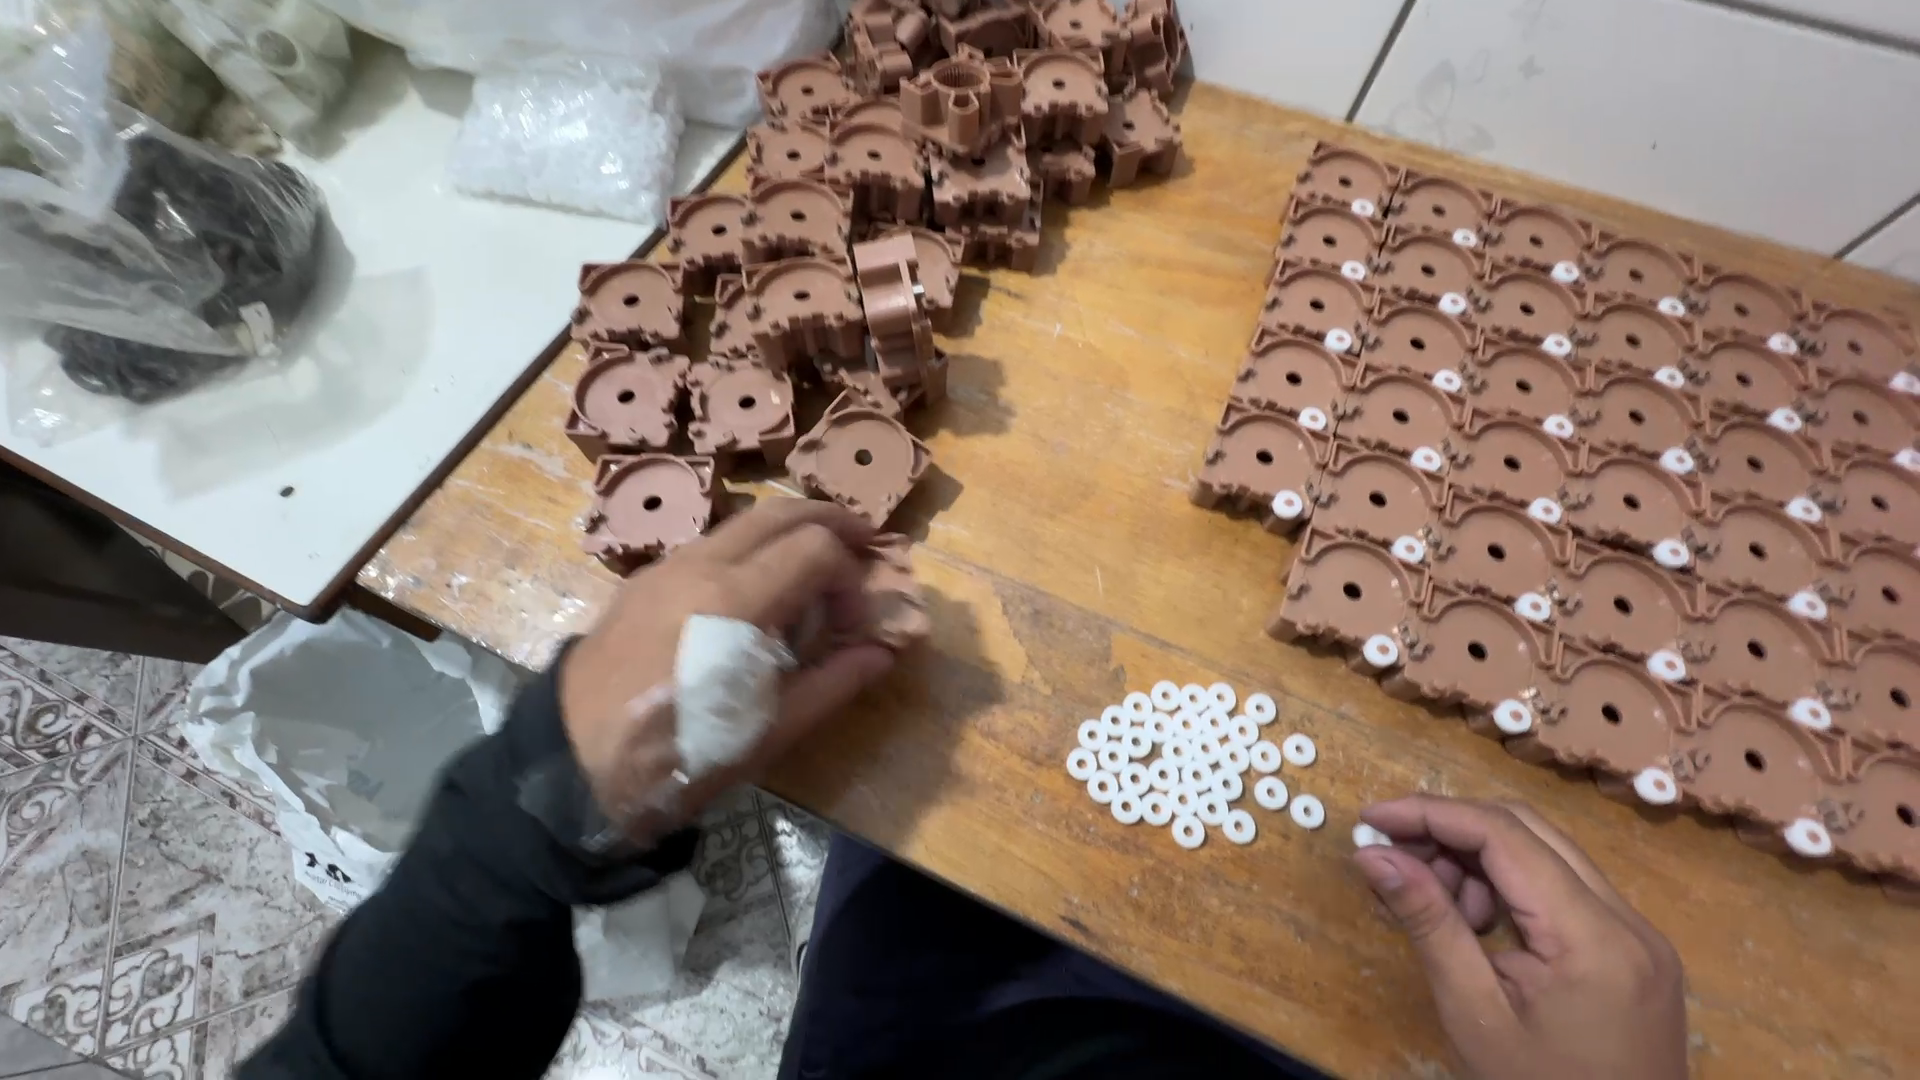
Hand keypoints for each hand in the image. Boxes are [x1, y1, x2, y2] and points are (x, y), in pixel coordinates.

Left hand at [559, 498, 897, 837]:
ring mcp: (666, 566)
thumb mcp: (770, 731)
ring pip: (743, 522)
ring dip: (790, 529)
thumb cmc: (680, 754)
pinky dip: (751, 547)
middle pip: (782, 511)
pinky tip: (758, 586)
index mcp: (736, 601)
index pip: (818, 548)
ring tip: (817, 559)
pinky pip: (711, 543)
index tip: (857, 617)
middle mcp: (701, 565)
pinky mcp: (643, 579)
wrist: (572, 766)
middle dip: (832, 520)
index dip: (851, 575)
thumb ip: (835, 682)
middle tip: (865, 539)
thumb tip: (882, 652)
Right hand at [1352, 796, 1686, 1079]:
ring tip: (1431, 899)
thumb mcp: (1472, 1011)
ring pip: (1540, 849)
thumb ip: (1427, 921)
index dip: (1430, 813)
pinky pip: (1555, 883)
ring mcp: (1636, 934)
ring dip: (1473, 855)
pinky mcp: (1629, 948)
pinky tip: (1470, 918)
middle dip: (1448, 827)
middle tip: (1392, 852)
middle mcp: (1628, 921)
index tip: (1371, 817)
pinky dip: (1501, 881)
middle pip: (1524, 828)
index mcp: (1594, 938)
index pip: (1503, 834)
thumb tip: (1369, 853)